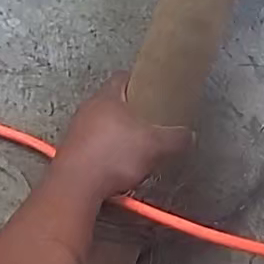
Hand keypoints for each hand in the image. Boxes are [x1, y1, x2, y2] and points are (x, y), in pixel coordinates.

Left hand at [48, 71, 194, 198]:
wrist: (77, 186)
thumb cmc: (110, 157)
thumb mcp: (157, 145)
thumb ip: (176, 138)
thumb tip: (188, 136)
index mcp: (107, 97)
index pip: (123, 77)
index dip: (141, 81)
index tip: (153, 87)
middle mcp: (89, 109)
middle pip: (115, 102)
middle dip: (134, 112)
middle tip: (151, 121)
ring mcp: (78, 130)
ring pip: (105, 124)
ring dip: (121, 133)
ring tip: (139, 147)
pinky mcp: (75, 151)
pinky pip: (97, 145)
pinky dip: (110, 151)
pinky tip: (122, 165)